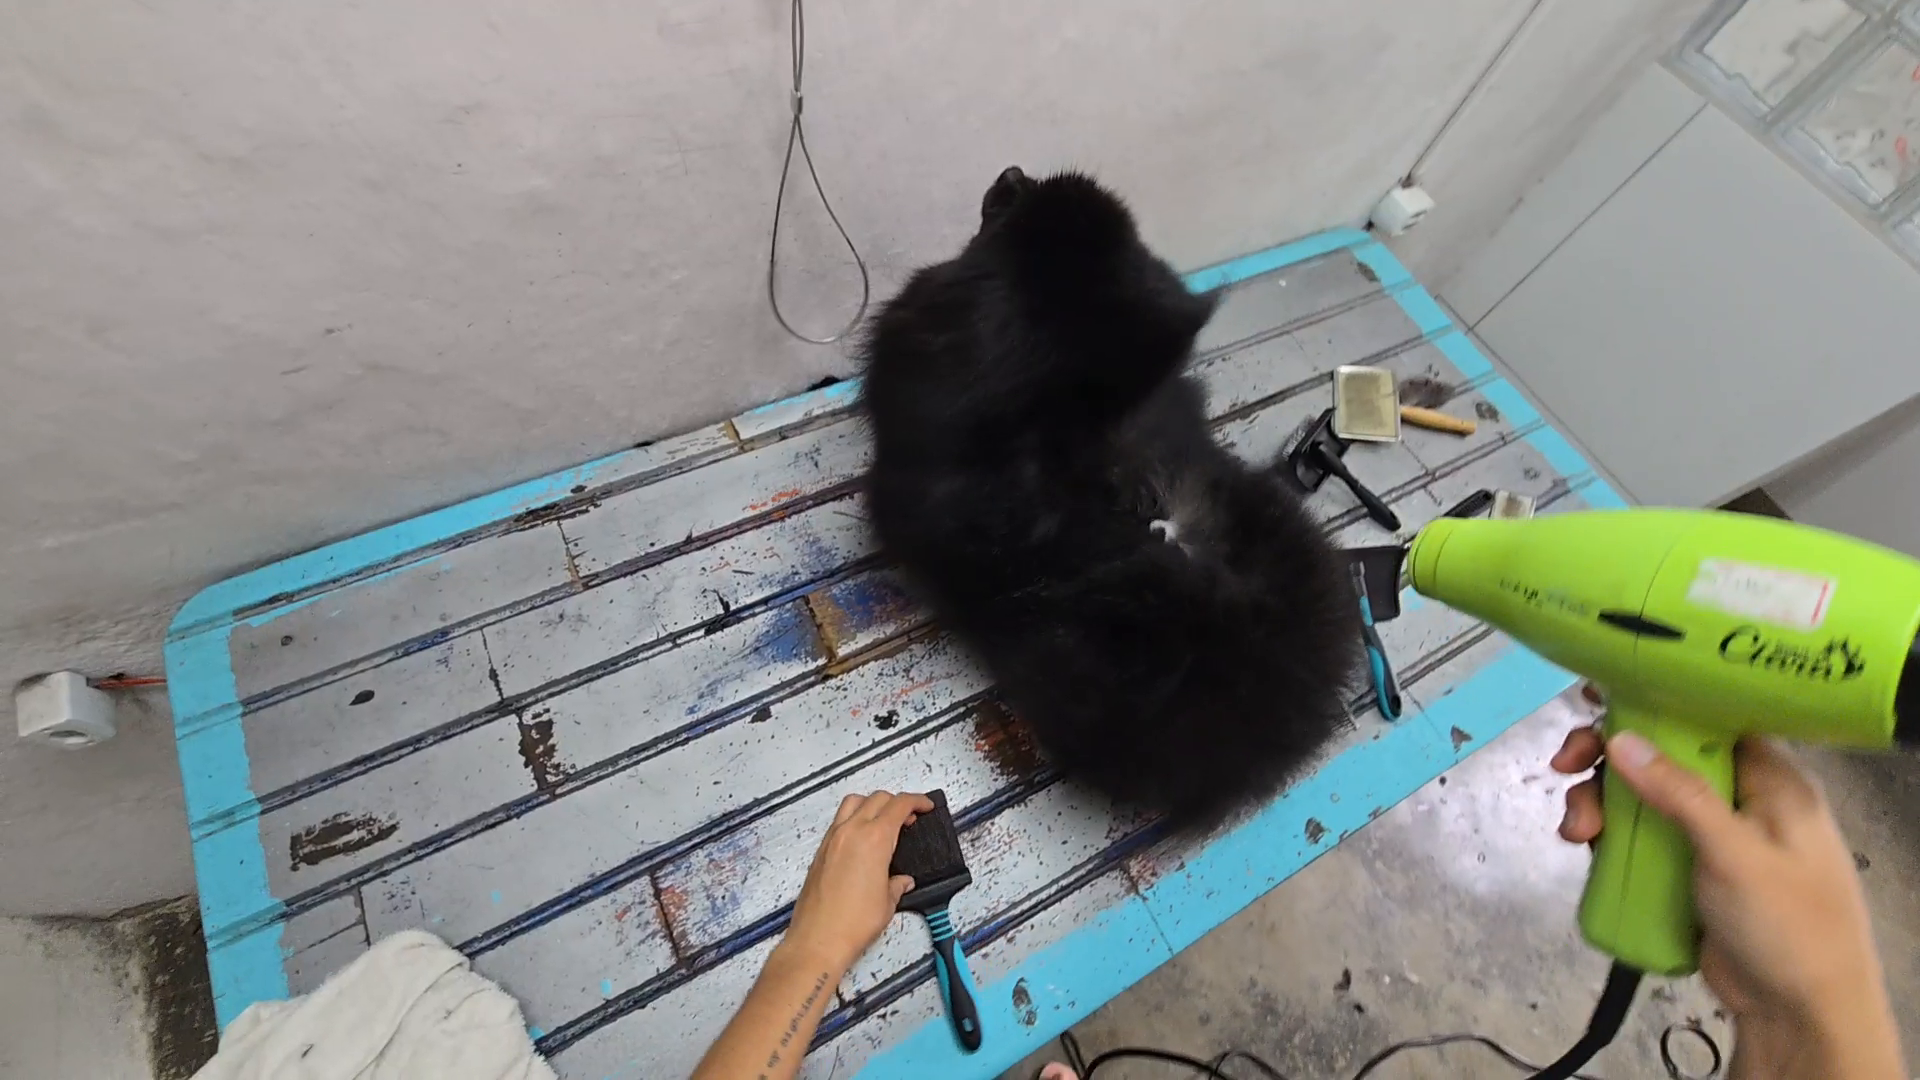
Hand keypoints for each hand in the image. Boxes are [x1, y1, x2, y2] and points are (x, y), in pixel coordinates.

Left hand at [784, 791, 934, 972]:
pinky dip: (855, 817)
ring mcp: (833, 837)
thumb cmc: (854, 923)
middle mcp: (852, 830)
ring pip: (854, 801)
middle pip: (878, 798)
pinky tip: (862, 839)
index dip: (917, 801)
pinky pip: (839, 819)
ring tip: (883, 821)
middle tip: (909, 818)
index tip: (926, 806)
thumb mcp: (887, 903)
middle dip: (897, 802)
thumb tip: (902, 881)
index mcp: (874, 838)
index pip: (899, 805)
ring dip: (873, 804)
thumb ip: (897, 884)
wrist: (818, 940)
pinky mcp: (821, 849)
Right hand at [1554, 724, 1902, 1076]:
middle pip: (1655, 751)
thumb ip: (1680, 794)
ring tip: (1578, 833)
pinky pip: (1627, 824)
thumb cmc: (1787, 927)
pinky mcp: (1677, 856)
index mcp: (1771, 785)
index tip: (1597, 696)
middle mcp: (1735, 797)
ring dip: (1593, 800)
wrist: (1794, 1014)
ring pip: (1632, 788)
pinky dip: (1599, 827)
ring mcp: (1703, 828)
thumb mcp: (1735, 856)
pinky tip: (1582, 844)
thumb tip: (1619, 736)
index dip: (1655, 701)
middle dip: (1603, 757)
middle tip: (1564, 767)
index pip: (1710, 721)